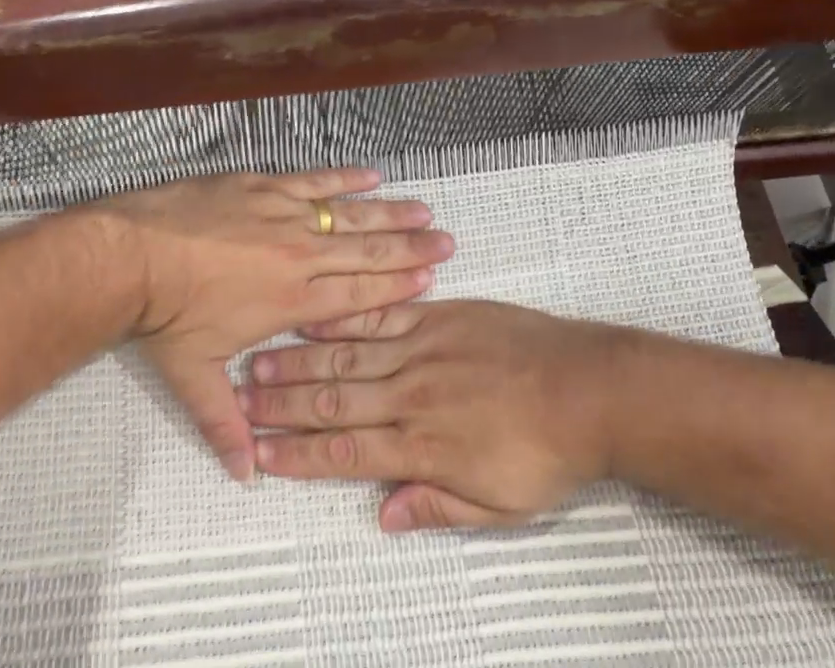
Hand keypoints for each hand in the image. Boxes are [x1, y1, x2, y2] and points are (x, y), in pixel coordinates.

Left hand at [81, 170, 453, 482]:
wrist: (132, 256)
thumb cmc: (165, 317)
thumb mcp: (194, 377)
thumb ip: (223, 424)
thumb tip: (244, 476)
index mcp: (293, 301)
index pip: (359, 296)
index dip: (398, 288)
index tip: (430, 279)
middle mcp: (299, 255)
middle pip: (367, 251)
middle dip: (410, 247)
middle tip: (445, 241)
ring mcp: (280, 215)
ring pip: (348, 214)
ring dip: (388, 213)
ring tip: (423, 210)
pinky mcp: (258, 186)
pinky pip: (312, 180)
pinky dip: (343, 178)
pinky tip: (369, 174)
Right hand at [242, 300, 636, 530]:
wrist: (593, 389)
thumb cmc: (551, 453)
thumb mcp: (503, 506)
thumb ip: (438, 507)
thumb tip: (385, 517)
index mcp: (424, 446)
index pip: (344, 453)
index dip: (297, 455)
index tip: (260, 453)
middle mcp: (412, 396)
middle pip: (332, 401)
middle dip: (281, 406)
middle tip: (240, 402)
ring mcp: (423, 351)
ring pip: (346, 357)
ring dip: (299, 363)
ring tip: (258, 363)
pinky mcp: (439, 318)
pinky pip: (380, 317)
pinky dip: (344, 319)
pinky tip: (313, 318)